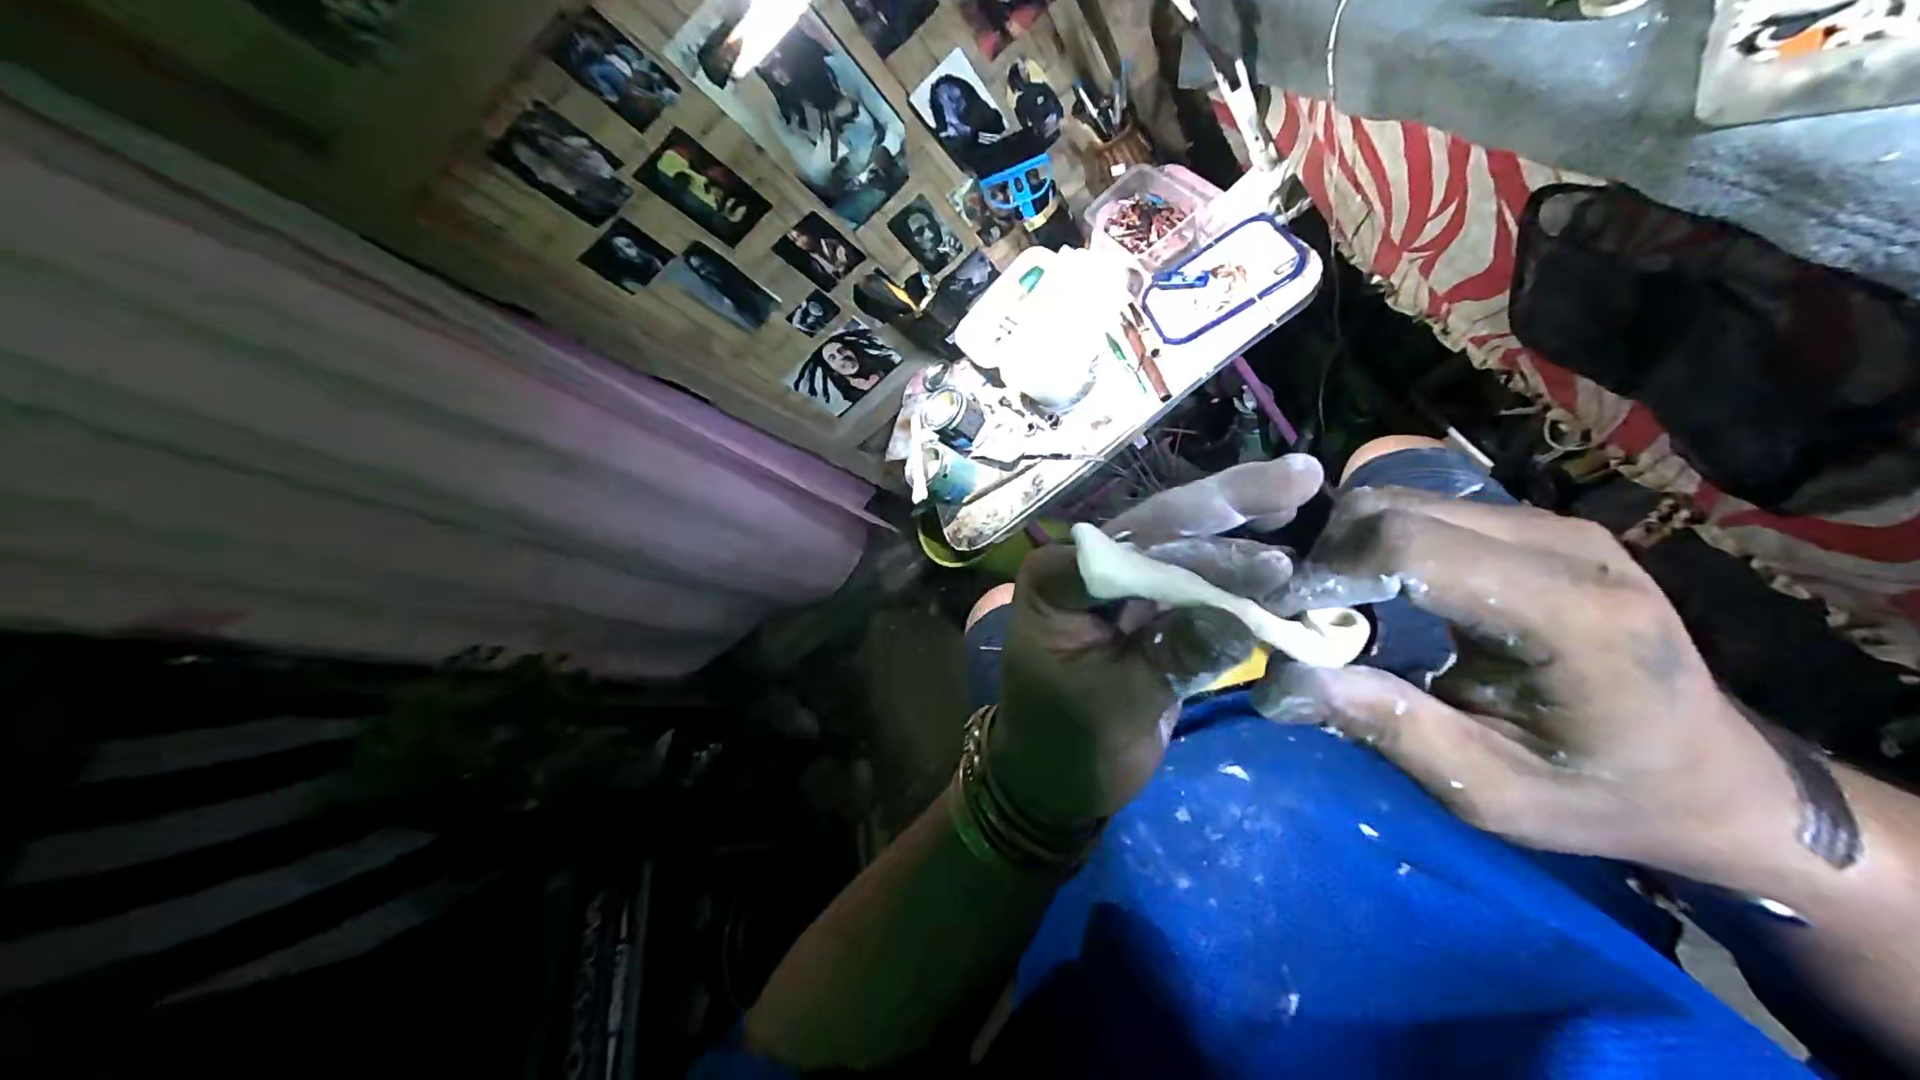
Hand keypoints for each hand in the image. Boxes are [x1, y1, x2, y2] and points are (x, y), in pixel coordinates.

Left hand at [987, 456, 1325, 829]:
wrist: (1053, 775)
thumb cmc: (1069, 745)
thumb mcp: (1121, 706)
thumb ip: (1175, 656)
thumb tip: (1242, 618)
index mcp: (1057, 580)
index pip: (1133, 553)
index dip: (1204, 557)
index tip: (1271, 565)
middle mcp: (1081, 567)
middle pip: (1159, 528)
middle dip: (1228, 503)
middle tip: (1302, 475)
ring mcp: (1112, 583)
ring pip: (1178, 543)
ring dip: (1237, 522)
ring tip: (1299, 488)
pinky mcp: (1140, 605)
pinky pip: (1189, 578)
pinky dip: (1232, 567)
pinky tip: (1277, 542)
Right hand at [1258, 486, 1808, 889]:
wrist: (1713, 774)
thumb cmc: (1603, 795)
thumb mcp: (1491, 791)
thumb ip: (1389, 727)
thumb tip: (1277, 684)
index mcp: (1572, 616)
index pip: (1412, 549)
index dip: (1327, 575)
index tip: (1282, 621)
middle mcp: (1565, 545)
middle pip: (1394, 510)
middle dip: (1326, 558)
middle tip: (1301, 618)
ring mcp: (1550, 525)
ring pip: (1399, 499)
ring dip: (1345, 549)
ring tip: (1332, 608)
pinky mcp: (1531, 525)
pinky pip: (1423, 510)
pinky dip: (1373, 545)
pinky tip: (1372, 592)